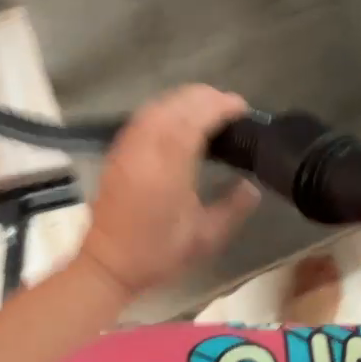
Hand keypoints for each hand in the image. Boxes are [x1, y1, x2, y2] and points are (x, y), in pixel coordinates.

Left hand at [78, 85, 261, 295]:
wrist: (107, 263)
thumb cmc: (157, 253)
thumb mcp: (205, 238)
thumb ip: (234, 208)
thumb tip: (253, 185)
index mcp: (169, 167)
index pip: (195, 119)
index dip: (220, 106)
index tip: (242, 108)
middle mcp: (146, 147)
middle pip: (177, 104)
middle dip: (208, 98)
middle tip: (232, 108)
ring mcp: (130, 144)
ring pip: (161, 103)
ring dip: (188, 98)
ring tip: (212, 108)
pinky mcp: (120, 147)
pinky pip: (147, 113)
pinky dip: (169, 106)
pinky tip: (183, 117)